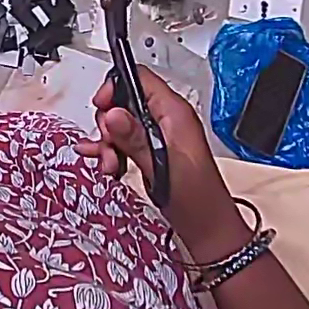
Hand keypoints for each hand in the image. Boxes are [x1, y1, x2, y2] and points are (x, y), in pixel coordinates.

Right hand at [73, 65, 252, 262]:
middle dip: (108, 124)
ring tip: (111, 164)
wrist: (207, 229)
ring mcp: (158, 135)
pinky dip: (111, 151)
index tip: (101, 109)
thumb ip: (135, 138)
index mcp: (174, 113)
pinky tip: (105, 163)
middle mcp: (166, 119)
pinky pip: (123, 140)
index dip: (115, 89)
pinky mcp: (151, 150)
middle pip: (123, 102)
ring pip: (119, 123)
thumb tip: (113, 113)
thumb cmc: (197, 199)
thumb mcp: (161, 166)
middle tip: (110, 147)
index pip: (139, 79)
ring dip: (108, 143)